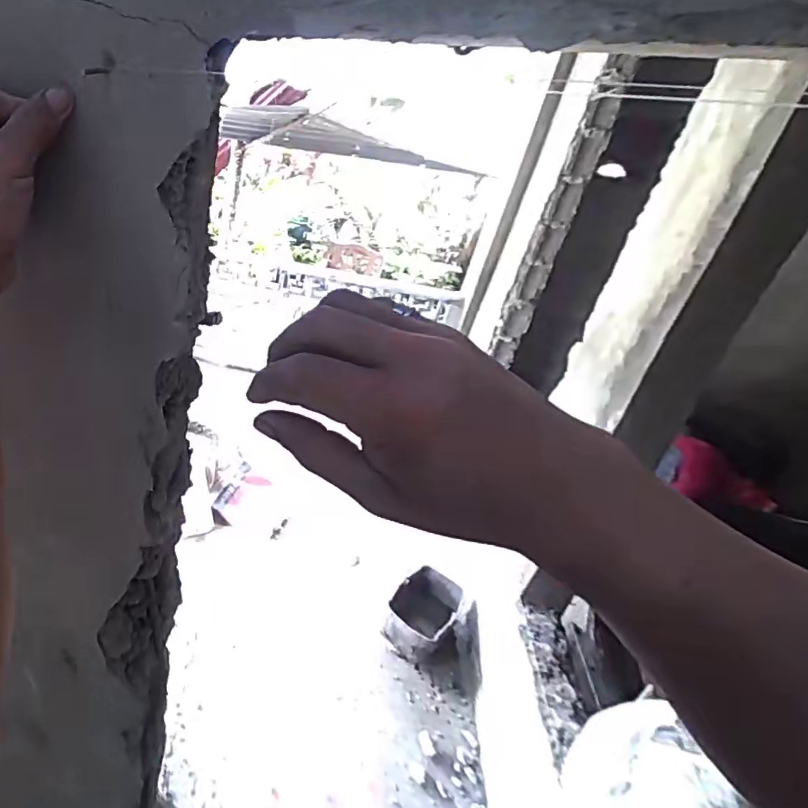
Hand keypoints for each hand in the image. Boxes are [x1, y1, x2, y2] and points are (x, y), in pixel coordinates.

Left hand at [0, 81, 73, 294]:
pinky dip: (8, 179)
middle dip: (16, 135)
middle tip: (31, 155)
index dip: (14, 106)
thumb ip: (36, 120)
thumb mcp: (12, 156)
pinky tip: (15, 196)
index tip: (37, 130)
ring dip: (14, 158)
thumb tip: (58, 95)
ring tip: (21, 179)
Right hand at [247, 290, 656, 578]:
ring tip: (302, 364)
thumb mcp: (379, 496)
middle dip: (280, 348)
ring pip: (346, 304)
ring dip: (310, 328)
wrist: (555, 479)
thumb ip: (315, 452)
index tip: (252, 399)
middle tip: (271, 380)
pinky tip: (344, 358)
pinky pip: (378, 310)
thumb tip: (266, 421)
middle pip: (317, 324)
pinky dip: (345, 326)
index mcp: (391, 409)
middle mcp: (409, 358)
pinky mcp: (445, 331)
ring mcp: (431, 337)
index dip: (266, 383)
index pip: (303, 374)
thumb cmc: (465, 503)